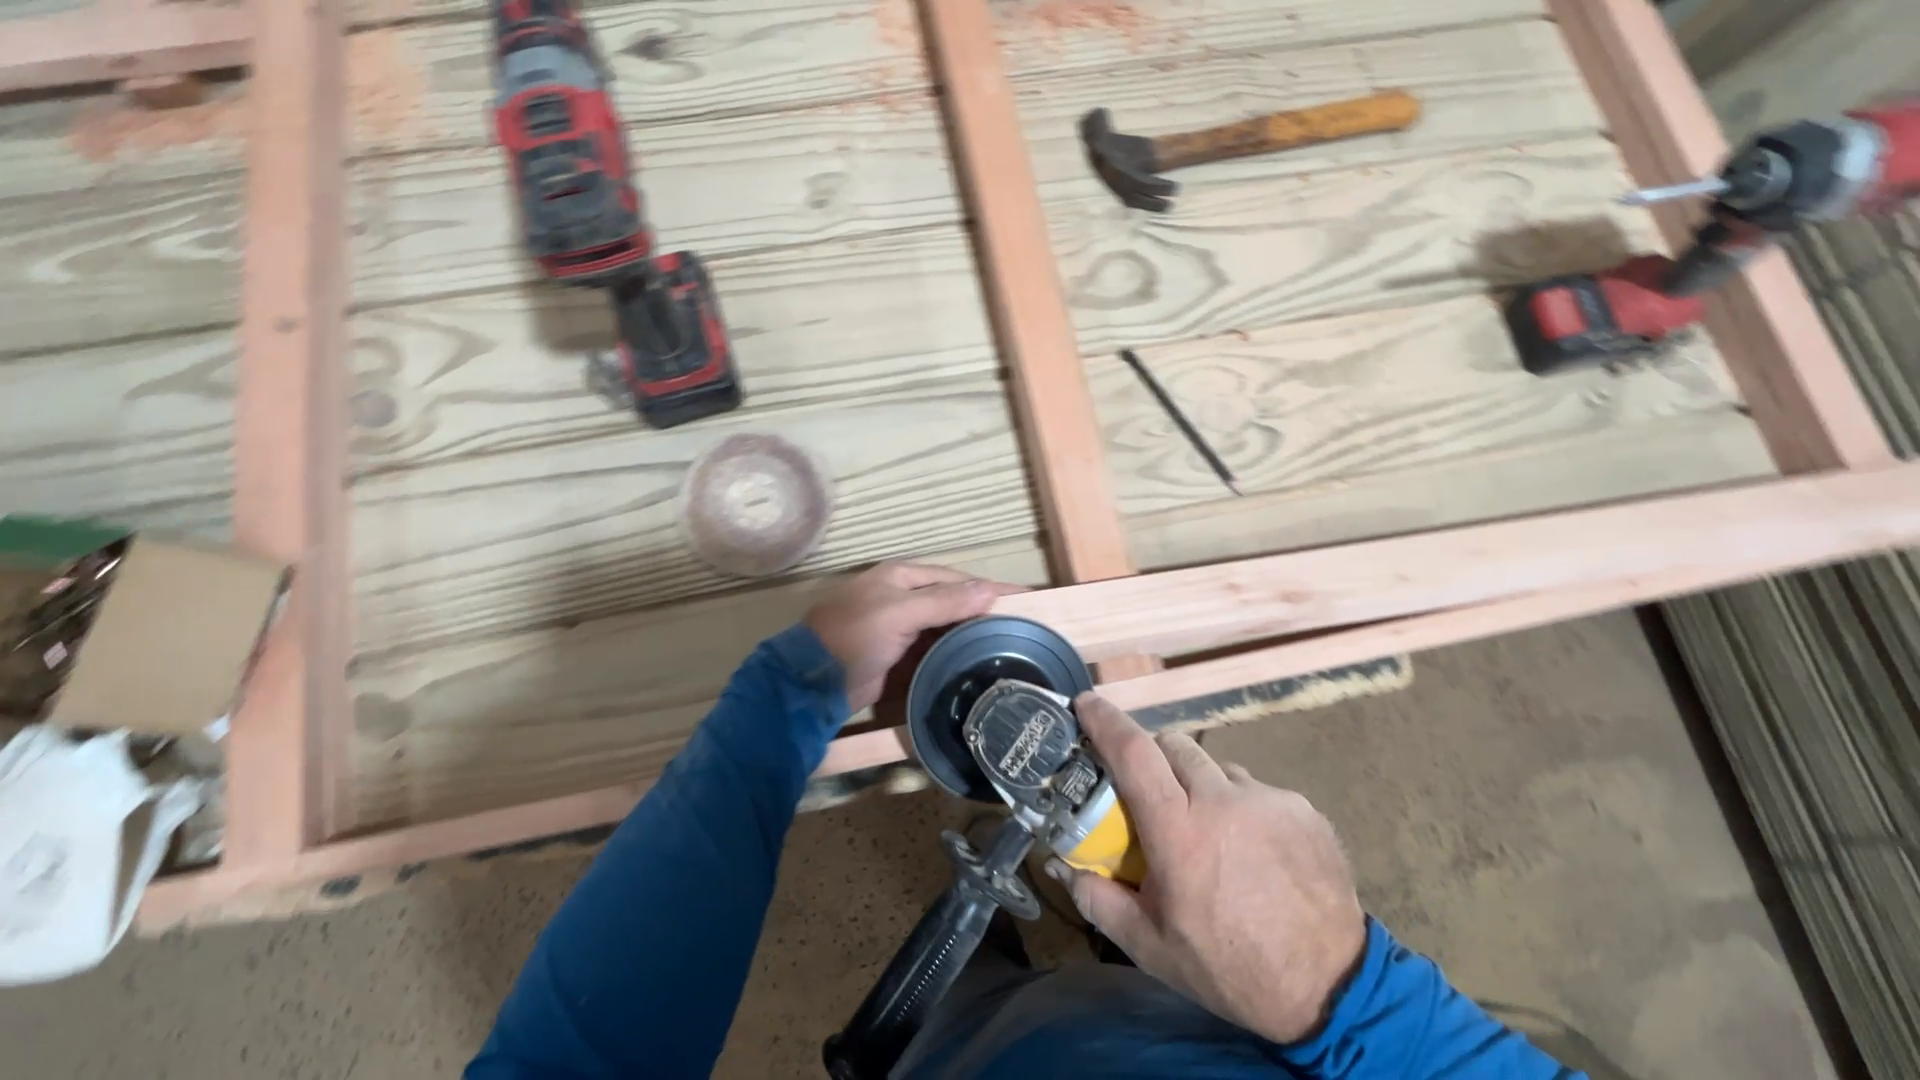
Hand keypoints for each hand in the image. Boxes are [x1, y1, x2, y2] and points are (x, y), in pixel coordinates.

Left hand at [805, 562, 1020, 711]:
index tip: (1028, 598)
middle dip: (986, 611)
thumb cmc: (854, 636)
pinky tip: (980, 662)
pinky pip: (936, 649)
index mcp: (902, 576)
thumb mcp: (899, 613)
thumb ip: (944, 602)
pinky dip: (957, 652)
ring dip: (973, 634)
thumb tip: (991, 590)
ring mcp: (902, 627)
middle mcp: (904, 597)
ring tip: (1012, 646)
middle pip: (954, 601)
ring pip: (947, 627)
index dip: (990, 588)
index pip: (958, 579)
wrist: (814, 682)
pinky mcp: (901, 655)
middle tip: (1025, 628)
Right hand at [1050, 694, 1367, 1044]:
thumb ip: (1098, 899)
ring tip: (1210, 835)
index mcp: (1178, 831)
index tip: (1086, 703)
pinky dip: (1242, 809)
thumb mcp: (1149, 947)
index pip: (1134, 752)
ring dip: (1200, 786)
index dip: (1105, 721)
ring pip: (1218, 768)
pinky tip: (1253, 853)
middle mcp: (1222, 800)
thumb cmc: (1229, 968)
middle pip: (1174, 746)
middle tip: (1149, 795)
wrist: (1332, 989)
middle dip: (1152, 757)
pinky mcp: (1304, 809)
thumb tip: (1062, 866)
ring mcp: (1269, 800)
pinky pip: (1258, 791)